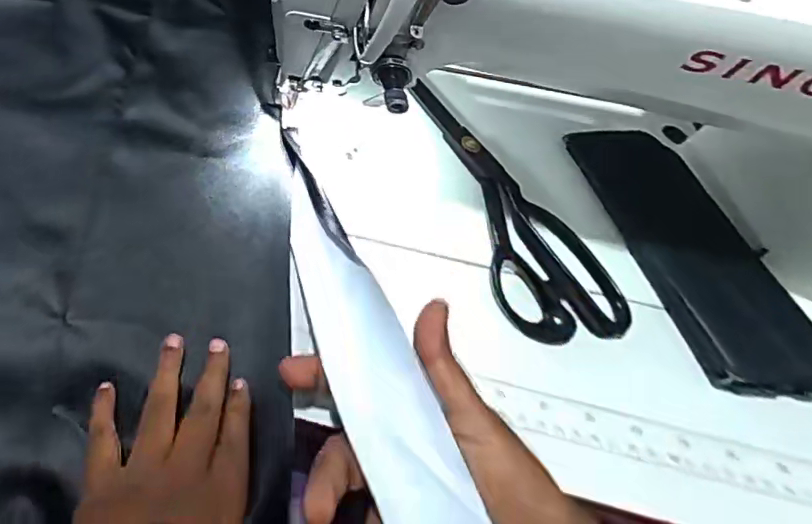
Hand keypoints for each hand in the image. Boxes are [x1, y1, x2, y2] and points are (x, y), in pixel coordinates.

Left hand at [75, 333, 252, 523]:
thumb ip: (234, 507)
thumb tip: (241, 484)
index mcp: (217, 498)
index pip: (234, 444)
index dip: (240, 410)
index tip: (242, 379)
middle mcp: (182, 474)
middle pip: (202, 416)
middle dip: (213, 378)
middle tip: (218, 343)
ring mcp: (139, 473)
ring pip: (158, 411)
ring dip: (167, 374)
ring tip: (173, 340)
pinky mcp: (101, 483)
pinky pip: (102, 439)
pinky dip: (103, 411)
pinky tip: (105, 386)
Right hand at [279, 300, 592, 523]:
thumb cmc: (520, 488)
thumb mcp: (478, 424)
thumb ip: (443, 371)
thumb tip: (434, 308)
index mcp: (408, 416)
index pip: (355, 391)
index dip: (319, 375)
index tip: (291, 371)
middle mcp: (398, 452)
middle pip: (342, 450)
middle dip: (322, 473)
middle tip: (316, 504)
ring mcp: (398, 491)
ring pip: (348, 488)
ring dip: (330, 501)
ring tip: (325, 520)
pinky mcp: (397, 518)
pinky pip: (362, 515)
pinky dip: (348, 516)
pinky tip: (348, 523)